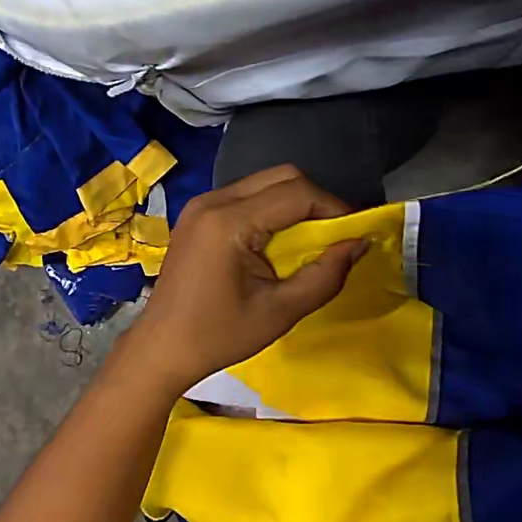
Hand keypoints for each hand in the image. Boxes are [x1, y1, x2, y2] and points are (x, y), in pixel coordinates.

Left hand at [118, 166, 368, 392]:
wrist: (162, 345)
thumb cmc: (219, 334)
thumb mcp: (280, 312)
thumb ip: (325, 275)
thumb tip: (360, 244)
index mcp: (228, 221)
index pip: (296, 193)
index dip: (333, 208)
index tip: (354, 234)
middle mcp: (212, 200)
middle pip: (281, 176)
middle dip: (316, 200)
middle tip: (334, 235)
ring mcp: (201, 202)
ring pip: (263, 182)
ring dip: (293, 202)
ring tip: (311, 238)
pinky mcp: (197, 212)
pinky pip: (245, 194)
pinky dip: (271, 207)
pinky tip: (278, 240)